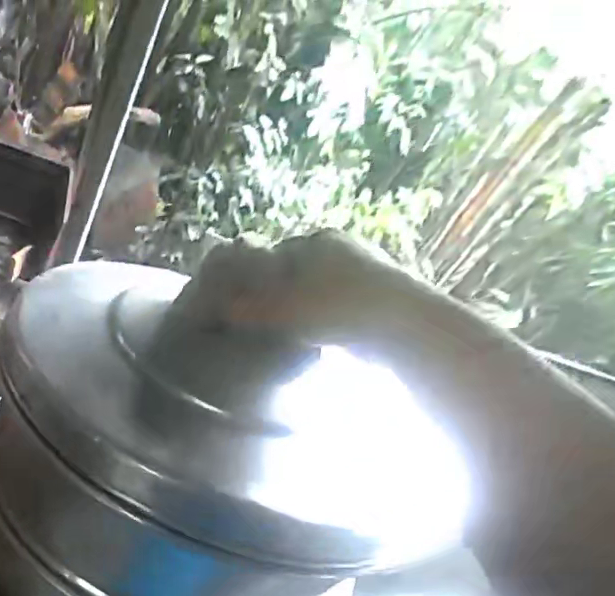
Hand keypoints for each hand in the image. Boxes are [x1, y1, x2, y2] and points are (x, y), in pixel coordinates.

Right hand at [195, 230, 451, 348]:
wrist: (400, 326)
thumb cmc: (333, 310)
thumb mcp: (276, 310)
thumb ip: (242, 307)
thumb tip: (214, 307)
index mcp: (315, 239)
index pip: (268, 257)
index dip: (248, 283)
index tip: (236, 309)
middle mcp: (340, 245)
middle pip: (290, 273)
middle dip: (272, 296)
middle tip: (257, 326)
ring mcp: (363, 266)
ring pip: (312, 289)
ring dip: (296, 309)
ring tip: (282, 335)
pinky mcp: (376, 291)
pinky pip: (333, 302)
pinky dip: (319, 316)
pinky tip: (311, 337)